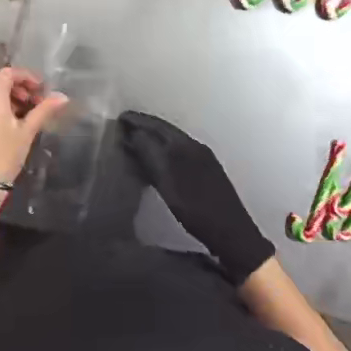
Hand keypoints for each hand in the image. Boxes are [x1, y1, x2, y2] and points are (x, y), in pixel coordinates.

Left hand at [0, 68, 69, 185]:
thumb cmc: (4, 157)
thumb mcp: (26, 132)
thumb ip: (43, 110)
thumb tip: (62, 97)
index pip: (8, 72)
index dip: (26, 77)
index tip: (40, 90)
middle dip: (11, 83)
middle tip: (28, 99)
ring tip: (17, 112)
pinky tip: (0, 121)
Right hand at [118, 111, 272, 284]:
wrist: (231, 232)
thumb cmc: (196, 211)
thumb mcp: (168, 184)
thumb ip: (151, 157)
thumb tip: (134, 134)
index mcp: (186, 146)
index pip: (157, 126)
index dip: (137, 121)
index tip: (120, 118)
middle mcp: (196, 147)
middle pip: (166, 131)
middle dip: (144, 127)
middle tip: (123, 126)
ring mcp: (204, 159)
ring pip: (173, 141)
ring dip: (153, 138)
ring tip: (133, 141)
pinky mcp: (206, 172)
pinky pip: (179, 152)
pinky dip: (162, 151)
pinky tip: (155, 160)